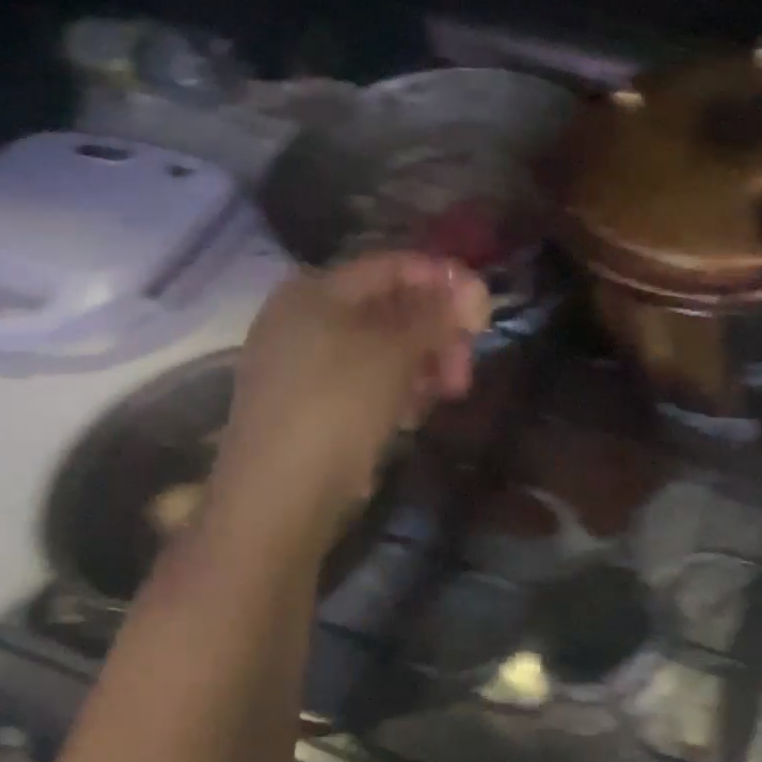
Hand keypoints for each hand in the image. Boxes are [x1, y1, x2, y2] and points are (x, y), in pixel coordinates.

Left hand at [211, 252, 489, 539]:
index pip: (395, 265)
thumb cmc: (339, 405)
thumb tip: (473, 286)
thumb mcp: (398, 351)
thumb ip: (438, 313)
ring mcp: (305, 361)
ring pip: (385, 345)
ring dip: (425, 363)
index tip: (483, 314)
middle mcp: (305, 316)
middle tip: (464, 369)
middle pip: (393, 306)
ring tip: (444, 395)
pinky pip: (368, 377)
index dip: (445, 281)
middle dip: (438, 332)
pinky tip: (412, 414)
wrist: (279, 496)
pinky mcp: (312, 400)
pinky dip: (398, 387)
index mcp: (317, 290)